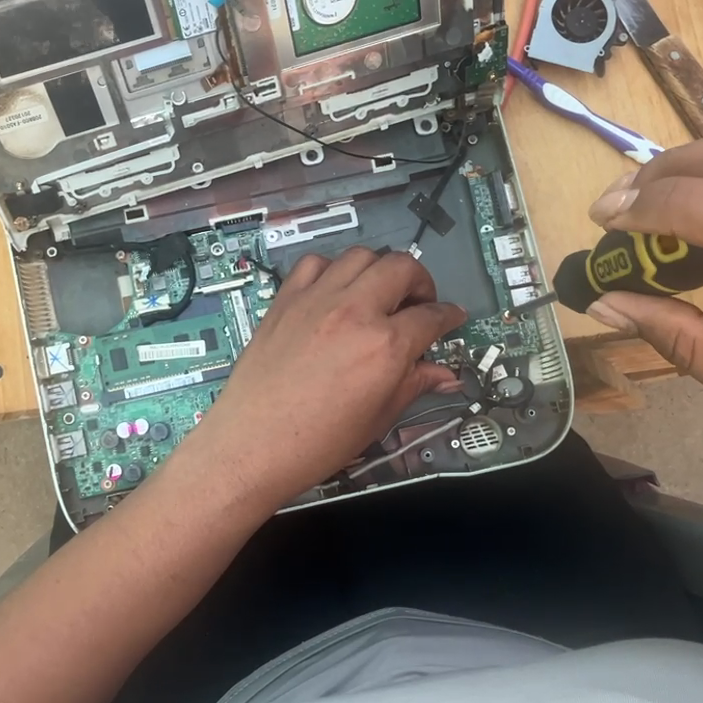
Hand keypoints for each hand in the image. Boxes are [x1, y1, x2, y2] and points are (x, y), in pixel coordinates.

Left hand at [179, 246, 465, 508]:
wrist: (252, 446)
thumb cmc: (312, 444)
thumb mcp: (377, 419)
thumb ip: (413, 385)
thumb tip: (442, 374)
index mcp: (384, 346)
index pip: (431, 316)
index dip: (448, 317)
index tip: (450, 319)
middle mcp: (352, 313)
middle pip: (402, 268)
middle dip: (420, 282)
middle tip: (419, 304)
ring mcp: (316, 301)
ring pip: (360, 255)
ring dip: (378, 269)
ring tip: (379, 293)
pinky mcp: (285, 301)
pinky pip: (314, 263)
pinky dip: (331, 269)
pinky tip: (334, 290)